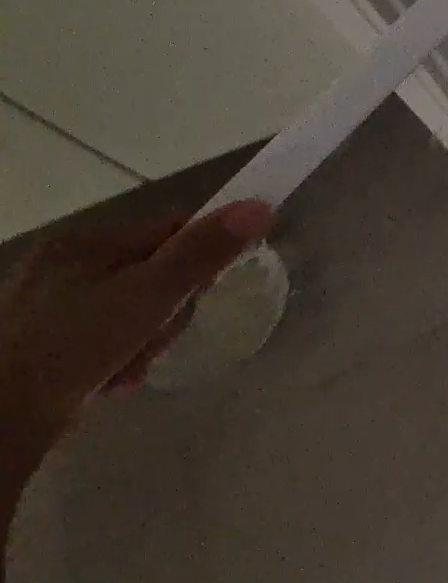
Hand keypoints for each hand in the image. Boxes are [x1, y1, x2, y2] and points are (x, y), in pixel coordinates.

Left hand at [0, 201, 274, 449]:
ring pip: (141, 305)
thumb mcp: (152, 294)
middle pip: (160, 270)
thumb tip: (261, 206)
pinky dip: (125, 353)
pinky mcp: (51, 338)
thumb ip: (204, 250)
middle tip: (162, 333)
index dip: (205, 253)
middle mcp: (65, 264)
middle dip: (174, 307)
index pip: (174, 228)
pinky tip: (117, 376)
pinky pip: (113, 332)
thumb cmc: (76, 346)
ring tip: (135, 362)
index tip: (213, 287)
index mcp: (85, 243)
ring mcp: (54, 303)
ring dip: (152, 336)